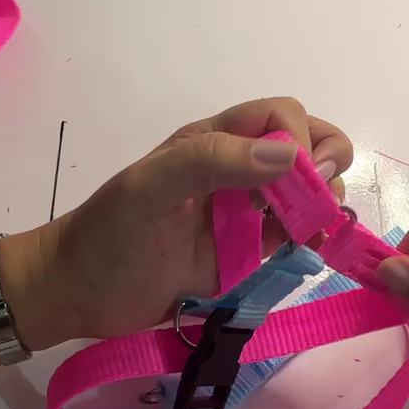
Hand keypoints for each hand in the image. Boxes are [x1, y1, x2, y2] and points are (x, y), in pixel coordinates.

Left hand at [7, 98, 350, 346]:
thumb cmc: (111, 234)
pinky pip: (293, 233)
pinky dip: (312, 235)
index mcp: (214, 141)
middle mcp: (237, 169)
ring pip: (306, 189)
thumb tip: (290, 156)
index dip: (302, 139)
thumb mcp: (152, 187)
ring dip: (323, 201)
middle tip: (317, 201)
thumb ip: (213, 160)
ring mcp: (244, 212)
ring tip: (313, 230)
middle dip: (326, 163)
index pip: (282, 115)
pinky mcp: (246, 252)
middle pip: (305, 145)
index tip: (301, 176)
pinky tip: (309, 249)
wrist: (82, 293)